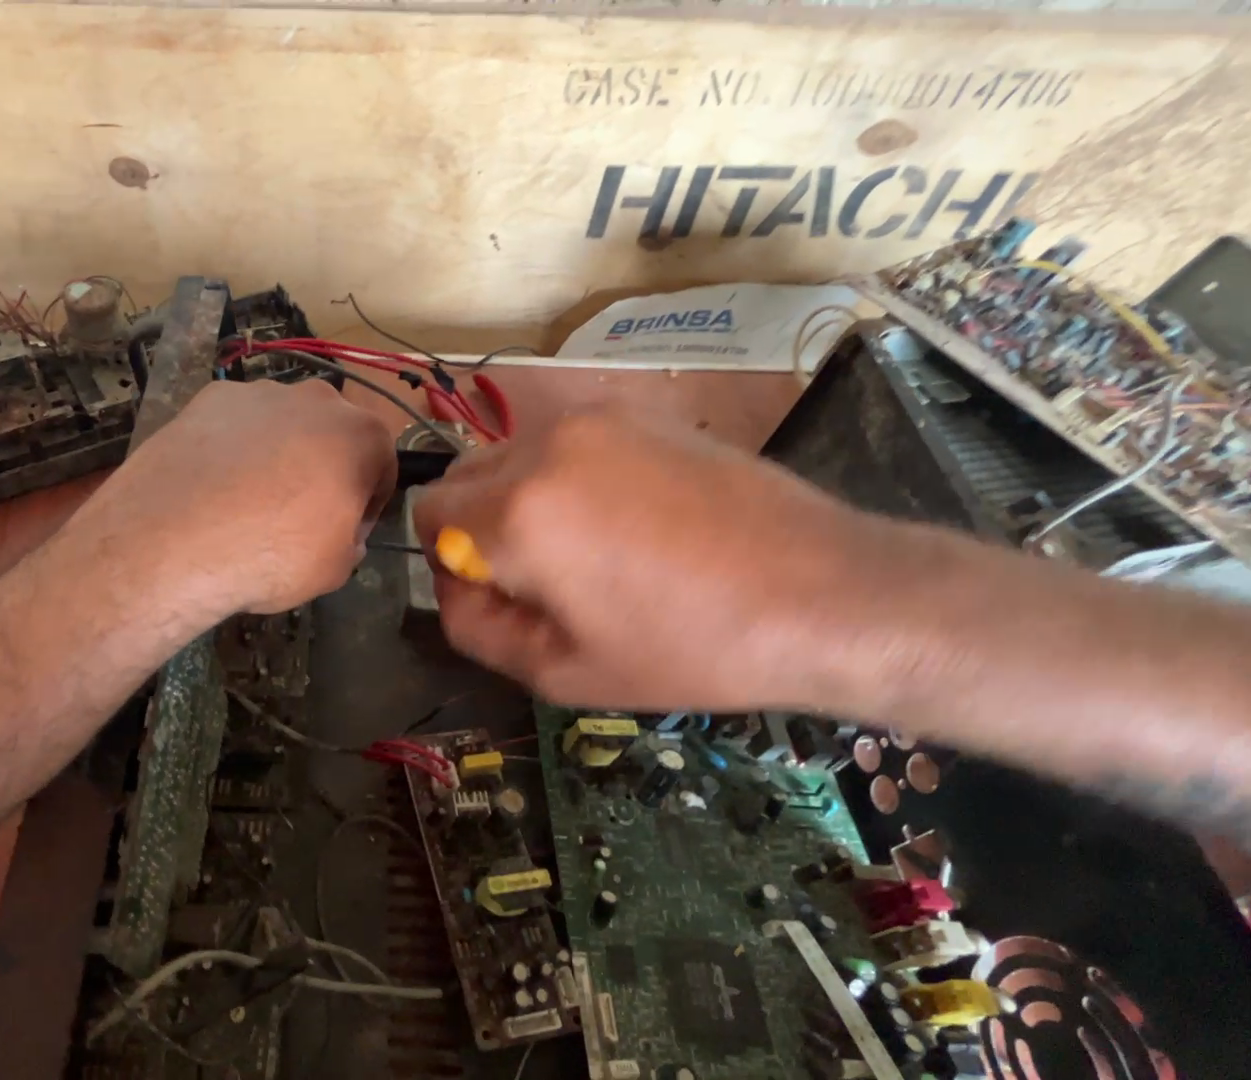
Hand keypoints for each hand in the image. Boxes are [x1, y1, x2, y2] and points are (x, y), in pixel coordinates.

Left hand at [70, 378, 395, 616]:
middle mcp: (317, 400)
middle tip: (298, 516)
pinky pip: (235, 424)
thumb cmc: (274, 556)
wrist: (175, 539)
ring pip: (282, 425)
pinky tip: (213, 486)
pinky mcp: (208, 398)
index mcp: (363, 436)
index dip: (366, 505)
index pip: (382, 468)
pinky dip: (232, 448)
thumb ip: (349, 542)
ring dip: (277, 454)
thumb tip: (339, 533)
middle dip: (323, 469)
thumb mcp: (335, 568)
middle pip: (331, 435)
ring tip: (247, 503)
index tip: (345, 533)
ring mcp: (259, 393)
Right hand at [411, 404, 913, 710]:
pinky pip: (565, 443)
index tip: (503, 595)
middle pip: (463, 477)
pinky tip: (629, 517)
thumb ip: (473, 626)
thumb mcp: (559, 672)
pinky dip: (567, 476)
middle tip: (541, 577)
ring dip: (522, 498)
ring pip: (513, 455)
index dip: (450, 562)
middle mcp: (543, 447)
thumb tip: (454, 583)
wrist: (822, 594)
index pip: (427, 514)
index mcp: (517, 512)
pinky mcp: (639, 413)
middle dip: (479, 526)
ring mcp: (594, 420)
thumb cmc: (686, 648)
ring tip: (590, 547)